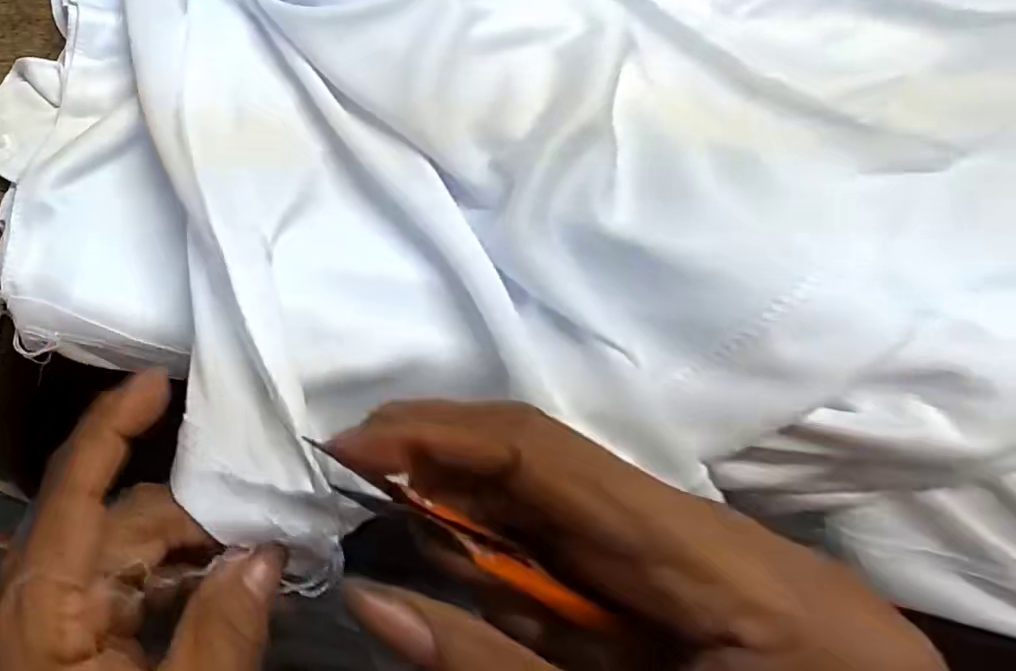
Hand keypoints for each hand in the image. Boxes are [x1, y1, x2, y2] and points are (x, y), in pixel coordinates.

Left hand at [0, 368, 287, 669]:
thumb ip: (218, 636)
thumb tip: (263, 555)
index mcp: (46, 590)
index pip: (79, 474)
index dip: (116, 418)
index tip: (158, 379)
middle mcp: (43, 583)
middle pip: (120, 515)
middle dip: (192, 513)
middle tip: (265, 515)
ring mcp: (54, 612)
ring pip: (128, 552)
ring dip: (189, 552)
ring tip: (256, 555)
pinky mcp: (69, 638)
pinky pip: (126, 589)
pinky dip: (174, 587)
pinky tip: (223, 595)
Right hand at [326, 401, 945, 670]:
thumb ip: (494, 664)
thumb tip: (365, 599)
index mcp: (734, 569)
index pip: (548, 451)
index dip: (435, 435)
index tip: (348, 447)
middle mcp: (719, 544)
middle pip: (542, 461)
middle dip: (436, 461)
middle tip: (352, 473)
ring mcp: (705, 567)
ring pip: (549, 500)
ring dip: (462, 510)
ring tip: (389, 517)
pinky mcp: (690, 596)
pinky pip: (572, 551)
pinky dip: (504, 559)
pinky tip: (461, 568)